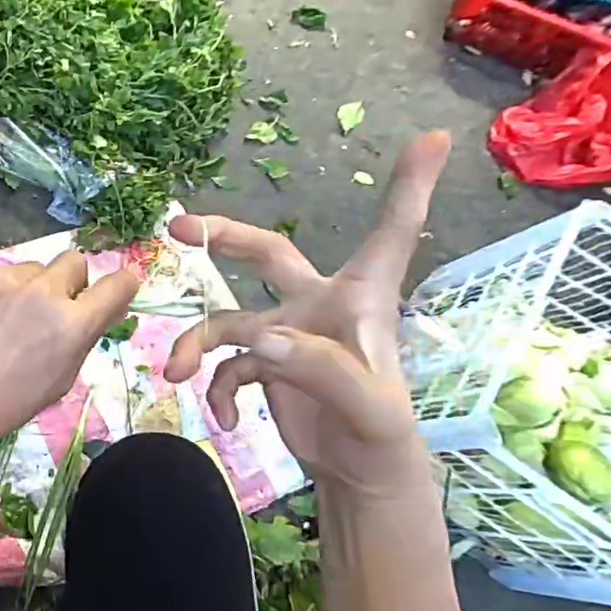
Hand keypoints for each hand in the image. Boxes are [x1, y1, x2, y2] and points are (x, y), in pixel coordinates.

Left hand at [0, 252, 140, 449]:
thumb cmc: (9, 402)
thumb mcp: (63, 378)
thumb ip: (84, 337)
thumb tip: (101, 310)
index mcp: (72, 324)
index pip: (118, 285)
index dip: (124, 285)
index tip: (118, 290)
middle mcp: (43, 293)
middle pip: (76, 261)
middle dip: (74, 282)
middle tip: (57, 308)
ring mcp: (6, 279)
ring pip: (36, 269)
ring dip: (35, 288)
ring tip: (11, 320)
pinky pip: (3, 274)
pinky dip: (3, 292)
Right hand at [164, 132, 451, 501]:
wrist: (359, 472)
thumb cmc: (380, 433)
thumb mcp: (367, 406)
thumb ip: (322, 369)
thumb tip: (262, 339)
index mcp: (361, 298)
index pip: (391, 233)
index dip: (411, 186)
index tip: (432, 138)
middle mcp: (317, 304)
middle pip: (267, 253)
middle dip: (225, 236)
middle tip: (180, 227)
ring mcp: (286, 336)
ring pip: (227, 322)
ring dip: (197, 344)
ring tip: (177, 373)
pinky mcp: (266, 367)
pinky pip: (227, 367)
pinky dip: (218, 389)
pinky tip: (227, 420)